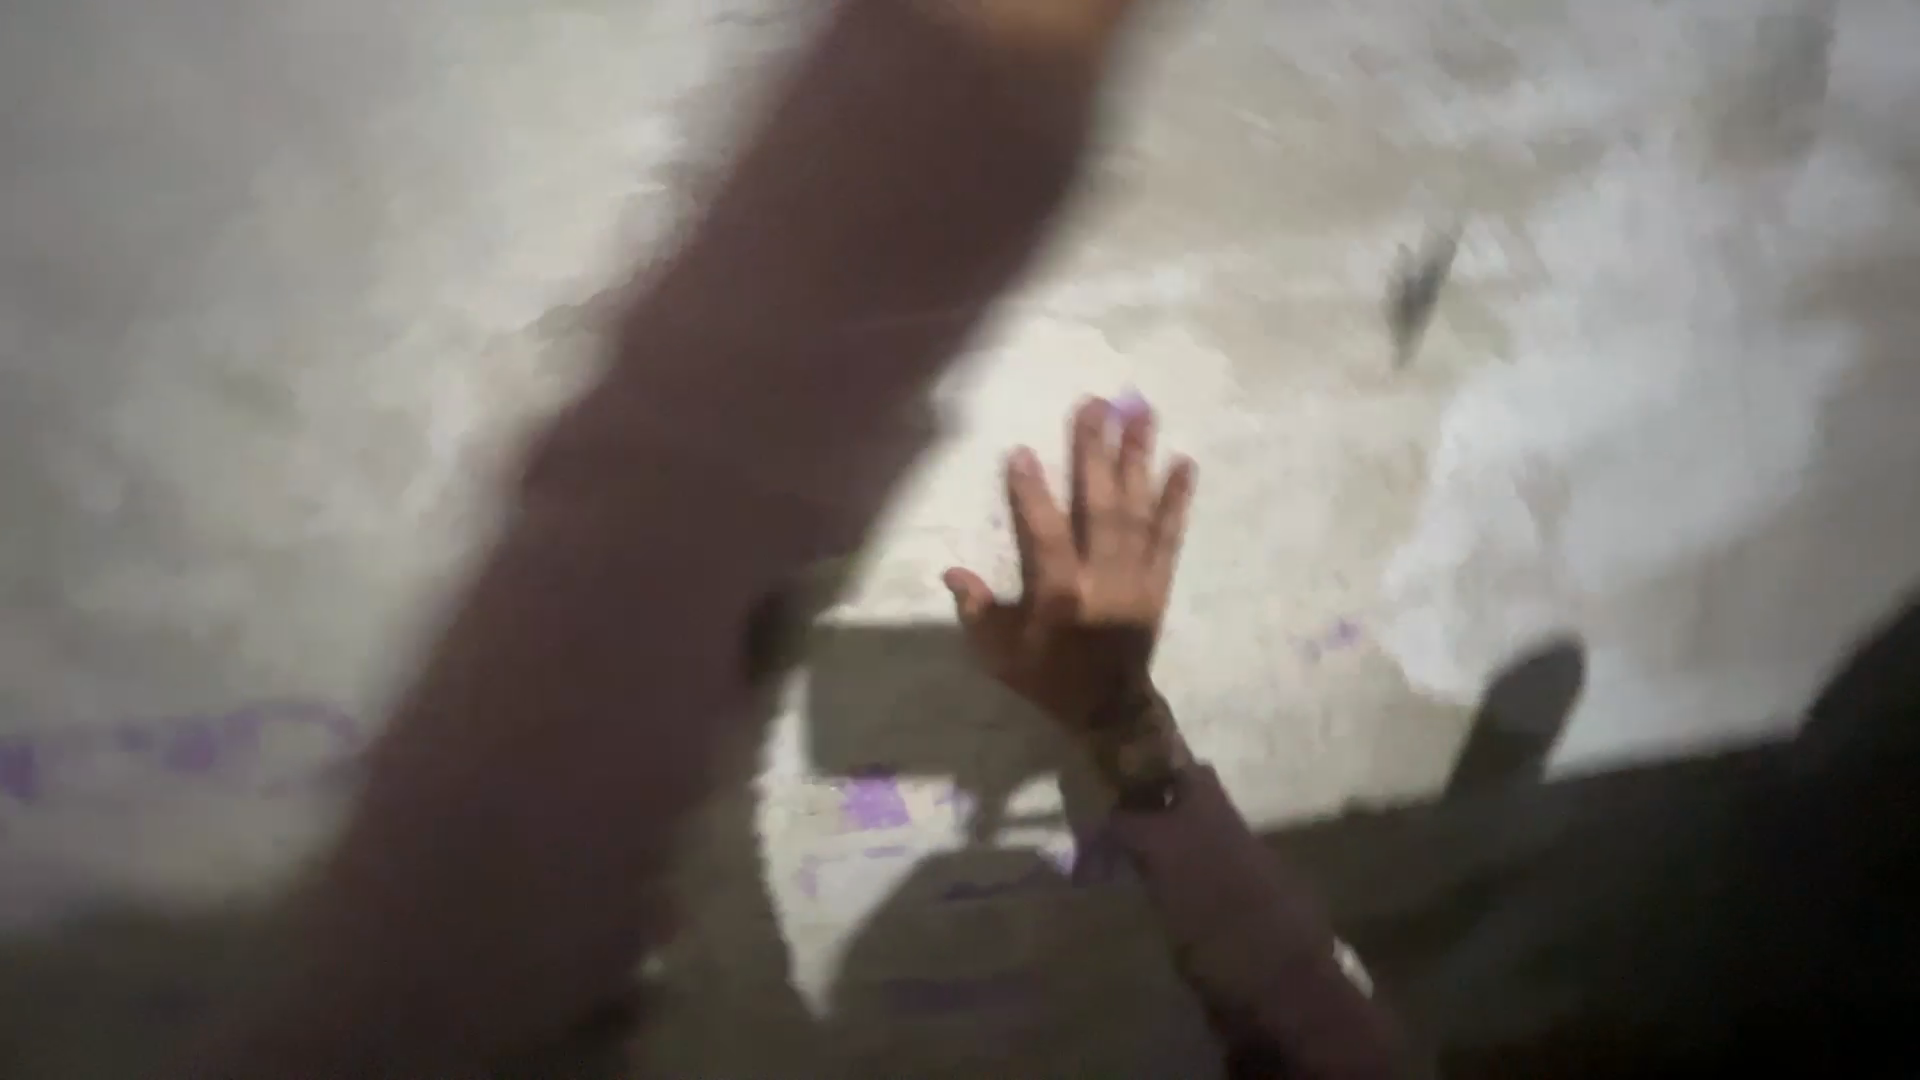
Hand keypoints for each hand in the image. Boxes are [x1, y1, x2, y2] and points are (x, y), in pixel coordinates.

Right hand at [943, 396, 1196, 730]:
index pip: (1043, 534)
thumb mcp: (1000, 653)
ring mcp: (1136, 577)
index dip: (1031, 493)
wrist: (1109, 707)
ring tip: (1142, 415)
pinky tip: (1184, 463)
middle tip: (1097, 405)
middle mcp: (1102, 578)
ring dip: (1139, 460)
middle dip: (1096, 453)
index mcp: (1060, 596)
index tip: (1022, 450)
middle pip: (1100, 507)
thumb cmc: (1047, 677)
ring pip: (1138, 511)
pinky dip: (1177, 500)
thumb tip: (952, 572)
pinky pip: (1170, 536)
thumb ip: (977, 611)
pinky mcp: (1159, 581)